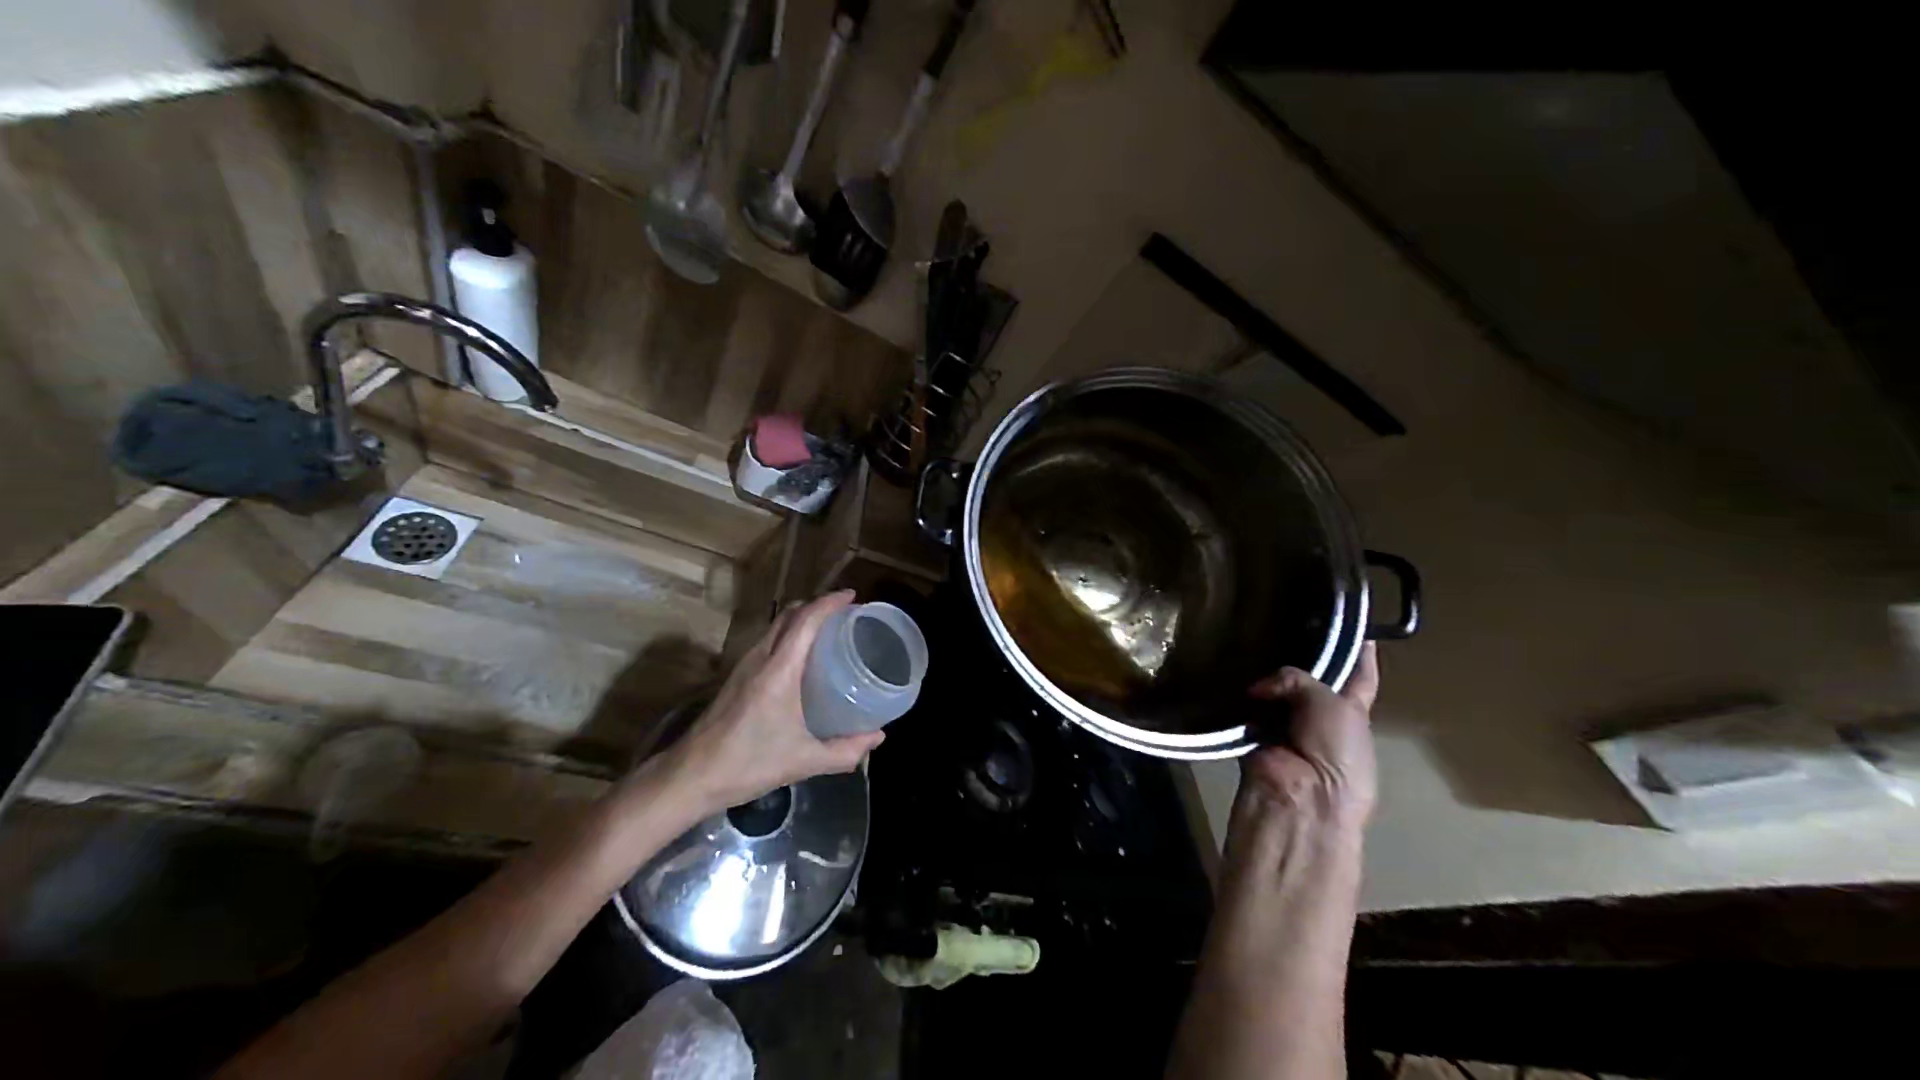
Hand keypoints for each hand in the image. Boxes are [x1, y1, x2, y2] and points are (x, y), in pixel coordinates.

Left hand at [660, 590, 882, 813]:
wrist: (691, 776)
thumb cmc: (749, 764)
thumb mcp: (804, 761)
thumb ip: (846, 751)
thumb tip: (879, 737)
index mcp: (779, 670)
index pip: (806, 620)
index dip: (830, 602)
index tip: (853, 596)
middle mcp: (760, 658)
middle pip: (789, 615)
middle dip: (817, 606)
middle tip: (845, 615)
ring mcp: (744, 666)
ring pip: (775, 627)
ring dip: (801, 620)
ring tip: (828, 632)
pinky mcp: (736, 678)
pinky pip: (767, 642)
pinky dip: (788, 636)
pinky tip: (802, 659)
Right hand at [1241, 642, 1379, 824]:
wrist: (1300, 797)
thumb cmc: (1335, 752)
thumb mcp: (1332, 704)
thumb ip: (1297, 678)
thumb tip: (1257, 690)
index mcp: (1354, 713)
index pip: (1360, 677)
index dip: (1360, 654)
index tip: (1356, 626)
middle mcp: (1320, 719)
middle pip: (1309, 680)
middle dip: (1297, 657)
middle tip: (1278, 625)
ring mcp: (1285, 728)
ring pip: (1274, 691)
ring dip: (1264, 676)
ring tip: (1249, 643)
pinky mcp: (1252, 736)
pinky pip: (1244, 709)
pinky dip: (1240, 697)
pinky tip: (1231, 673)